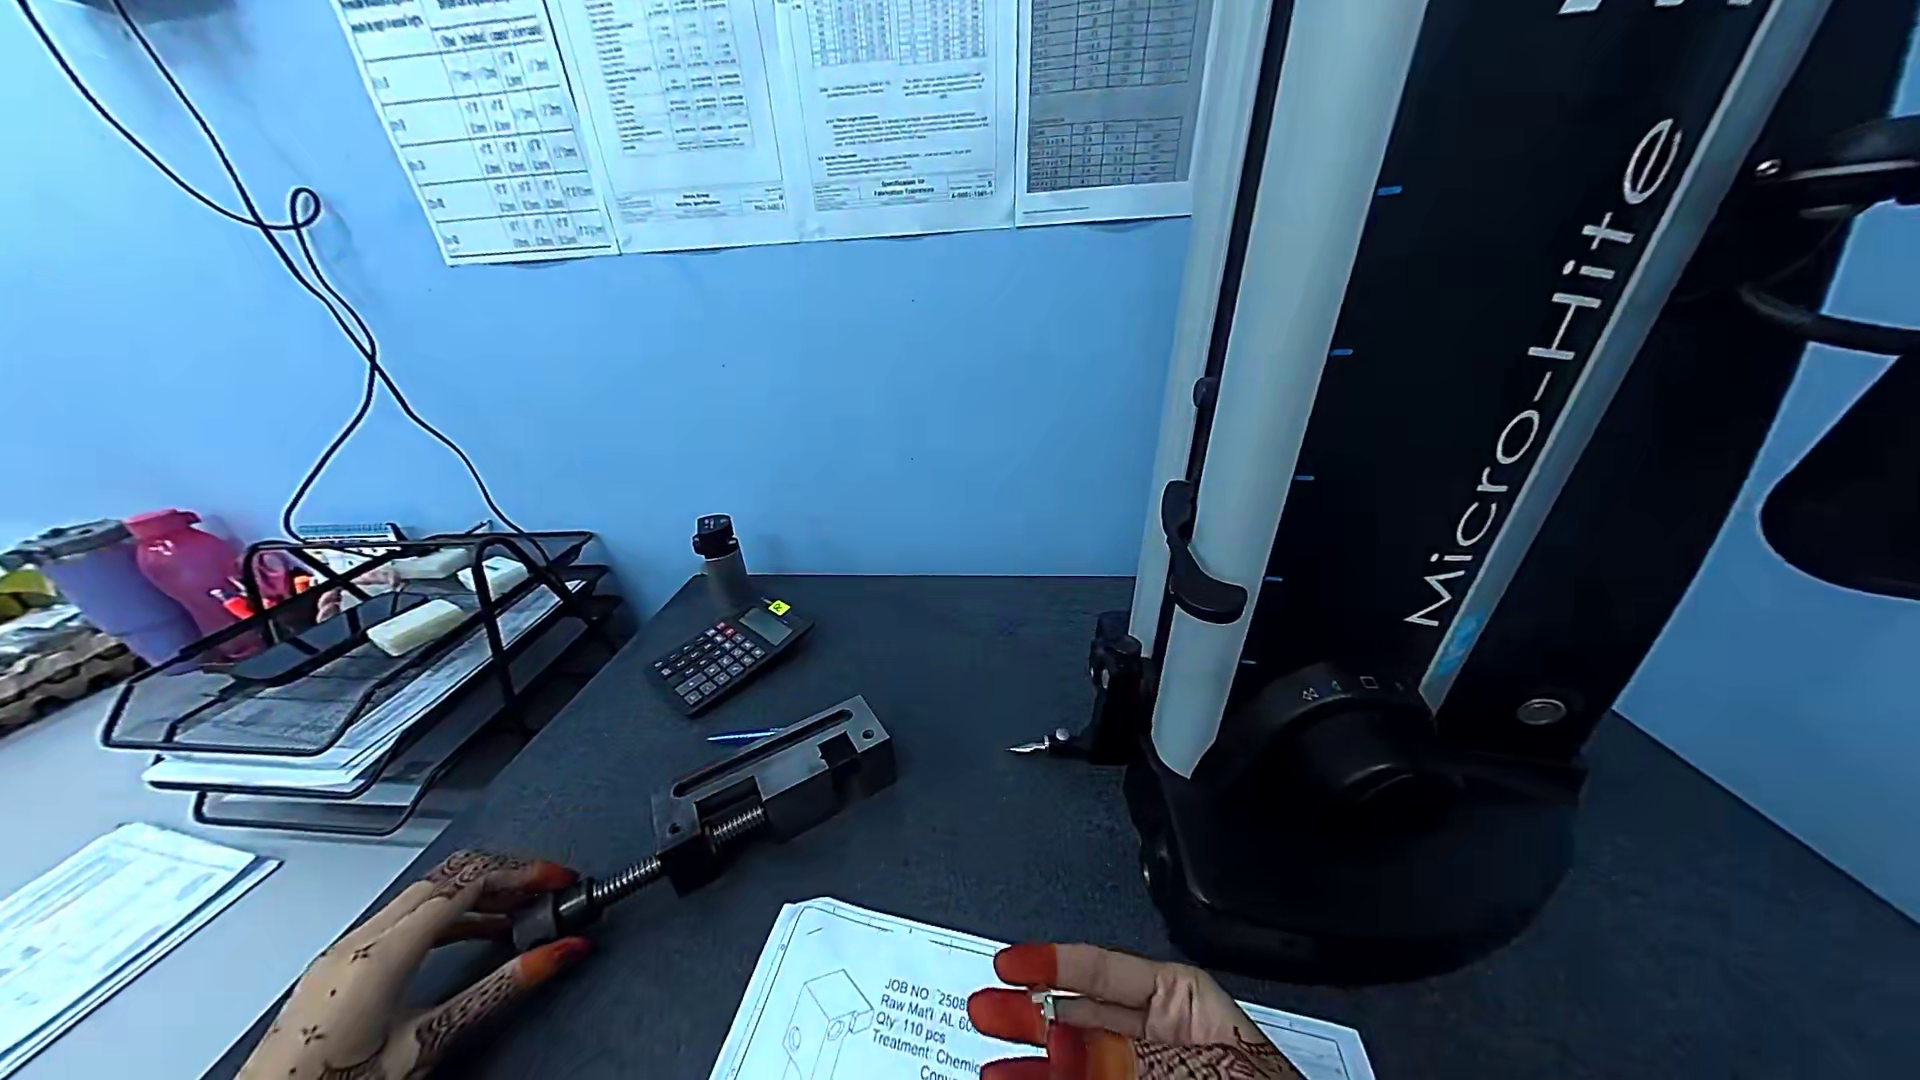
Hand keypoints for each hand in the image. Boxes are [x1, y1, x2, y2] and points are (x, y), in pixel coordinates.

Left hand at [240, 851, 589, 1079]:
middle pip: (453, 873)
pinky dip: (454, 910)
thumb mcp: (430, 1042)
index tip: (559, 880)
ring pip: (431, 889)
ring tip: (521, 912)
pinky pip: (409, 913)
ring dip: (483, 891)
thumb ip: (501, 988)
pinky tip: (476, 933)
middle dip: (509, 874)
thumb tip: (560, 951)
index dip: (525, 871)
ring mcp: (345, 950)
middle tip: (546, 890)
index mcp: (383, 952)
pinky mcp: (340, 964)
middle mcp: (361, 939)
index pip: (472, 878)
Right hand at [968, 944, 1304, 1078]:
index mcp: (1178, 997)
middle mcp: (1157, 1032)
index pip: (1100, 966)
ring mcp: (1146, 1068)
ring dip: (1033, 1065)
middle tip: (984, 1011)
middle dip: (1028, 1012)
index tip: (1007, 964)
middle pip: (1078, 1014)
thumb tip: (1062, 1045)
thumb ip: (1122, 1052)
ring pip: (1077, 1060)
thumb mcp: (1192, 1059)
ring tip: (993, 1067)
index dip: (1048, 961)